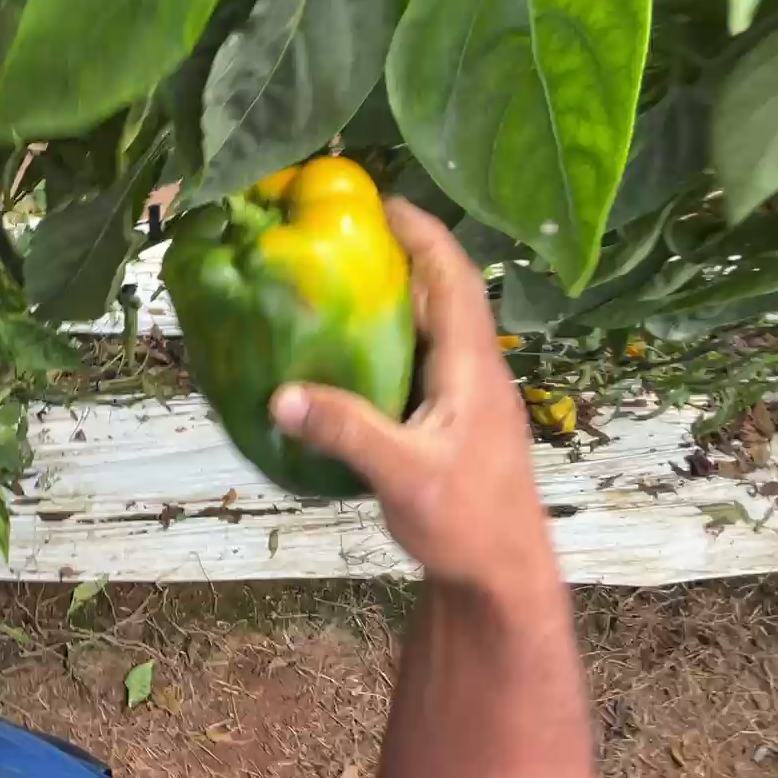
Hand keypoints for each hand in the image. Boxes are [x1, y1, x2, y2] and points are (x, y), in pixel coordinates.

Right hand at [269, 200, 555, 592]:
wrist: (499, 576)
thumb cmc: (467, 521)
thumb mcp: (404, 475)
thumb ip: (346, 432)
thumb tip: (278, 394)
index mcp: (471, 368)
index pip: (453, 281)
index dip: (423, 236)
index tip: (381, 202)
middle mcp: (468, 372)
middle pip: (437, 295)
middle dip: (395, 256)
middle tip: (336, 236)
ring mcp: (455, 397)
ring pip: (420, 330)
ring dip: (383, 298)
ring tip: (326, 283)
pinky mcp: (438, 421)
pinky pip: (404, 362)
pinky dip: (372, 342)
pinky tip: (332, 354)